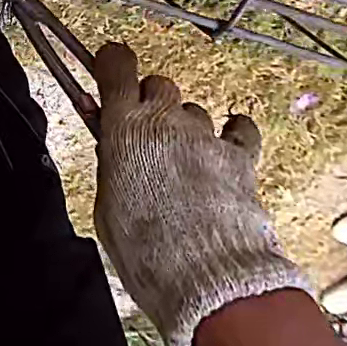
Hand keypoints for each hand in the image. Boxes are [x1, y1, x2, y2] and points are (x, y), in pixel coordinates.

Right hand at [89, 43, 310, 345]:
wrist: (211, 284)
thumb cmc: (148, 253)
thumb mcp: (106, 205)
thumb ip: (109, 162)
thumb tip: (109, 144)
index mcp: (126, 128)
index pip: (117, 67)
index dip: (112, 61)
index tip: (110, 63)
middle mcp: (165, 122)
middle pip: (157, 84)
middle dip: (150, 101)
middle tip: (145, 128)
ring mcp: (204, 137)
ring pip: (192, 110)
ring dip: (185, 127)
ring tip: (183, 162)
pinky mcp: (239, 158)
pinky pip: (239, 129)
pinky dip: (233, 133)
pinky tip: (226, 144)